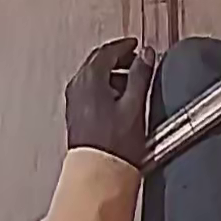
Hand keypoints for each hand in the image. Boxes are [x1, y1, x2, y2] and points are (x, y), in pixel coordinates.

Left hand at [63, 37, 153, 164]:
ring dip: (111, 72)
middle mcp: (77, 85)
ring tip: (130, 80)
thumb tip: (146, 54)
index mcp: (90, 78)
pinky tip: (117, 98)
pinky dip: (103, 85)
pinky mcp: (75, 113)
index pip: (106, 51)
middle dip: (117, 57)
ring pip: (93, 75)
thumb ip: (140, 75)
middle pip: (97, 61)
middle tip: (134, 58)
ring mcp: (74, 99)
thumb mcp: (134, 105)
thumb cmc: (114, 144)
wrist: (97, 176)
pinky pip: (89, 89)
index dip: (123, 45)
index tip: (134, 44)